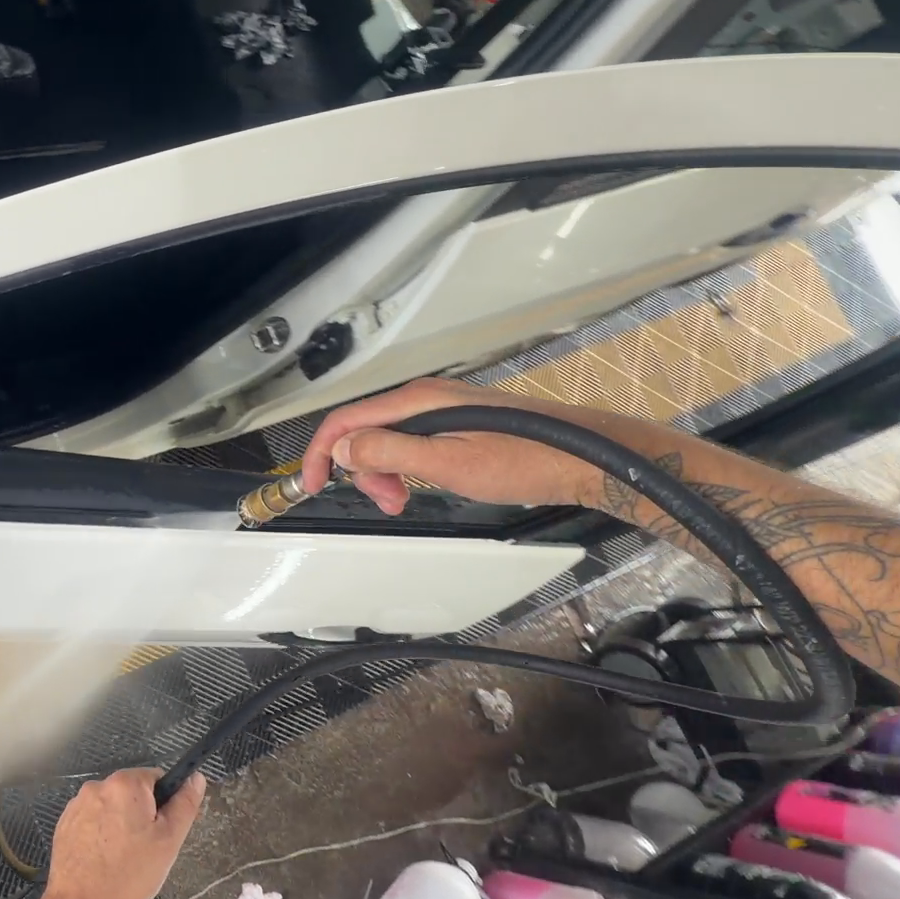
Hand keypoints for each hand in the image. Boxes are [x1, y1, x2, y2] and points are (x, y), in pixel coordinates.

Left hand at [40, 768, 205, 898]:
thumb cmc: (131, 875)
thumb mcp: (169, 841)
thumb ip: (184, 805)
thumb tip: (197, 778)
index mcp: (124, 784)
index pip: (155, 778)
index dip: (165, 803)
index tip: (164, 832)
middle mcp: (96, 786)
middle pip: (131, 793)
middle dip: (142, 816)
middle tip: (147, 850)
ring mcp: (76, 805)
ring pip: (111, 808)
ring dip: (121, 825)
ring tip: (124, 859)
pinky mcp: (64, 824)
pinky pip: (92, 822)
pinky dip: (101, 835)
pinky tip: (104, 861)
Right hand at [298, 378, 651, 513]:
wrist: (585, 458)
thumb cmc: (523, 461)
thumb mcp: (446, 463)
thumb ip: (388, 451)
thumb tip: (345, 450)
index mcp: (416, 402)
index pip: (344, 422)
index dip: (322, 454)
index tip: (314, 484)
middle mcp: (423, 398)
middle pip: (362, 431)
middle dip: (359, 469)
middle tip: (383, 500)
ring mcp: (438, 408)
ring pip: (383, 439)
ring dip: (380, 473)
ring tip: (401, 498)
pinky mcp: (452, 422)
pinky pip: (406, 442)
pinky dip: (400, 468)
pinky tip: (417, 485)